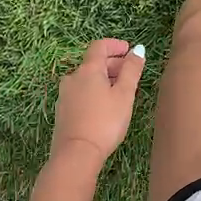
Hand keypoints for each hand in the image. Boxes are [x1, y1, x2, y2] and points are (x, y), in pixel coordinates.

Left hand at [50, 38, 146, 164]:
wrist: (76, 155)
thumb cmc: (104, 122)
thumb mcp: (124, 94)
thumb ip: (132, 70)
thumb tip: (138, 50)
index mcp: (88, 70)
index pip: (99, 46)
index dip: (115, 45)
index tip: (128, 50)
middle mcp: (73, 78)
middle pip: (93, 63)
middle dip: (112, 64)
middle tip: (130, 73)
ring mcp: (65, 96)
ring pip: (87, 80)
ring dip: (103, 80)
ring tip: (120, 91)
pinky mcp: (62, 112)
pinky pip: (81, 93)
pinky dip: (94, 92)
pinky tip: (104, 107)